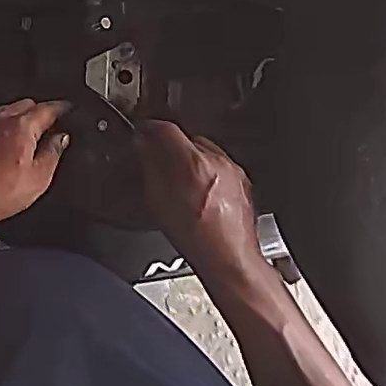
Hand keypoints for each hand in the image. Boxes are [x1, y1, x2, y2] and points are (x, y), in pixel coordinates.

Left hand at [0, 99, 70, 230]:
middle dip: (41, 111)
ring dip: (22, 117)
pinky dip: (4, 125)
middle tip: (51, 126)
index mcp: (22, 126)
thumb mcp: (39, 177)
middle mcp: (1, 120)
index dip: (62, 108)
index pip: (48, 108)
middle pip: (27, 104)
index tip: (69, 109)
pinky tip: (8, 142)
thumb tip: (61, 138)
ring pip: (9, 110)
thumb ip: (54, 152)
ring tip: (30, 136)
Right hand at [137, 121, 265, 279]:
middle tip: (159, 161)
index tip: (143, 132)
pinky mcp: (242, 179)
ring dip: (190, 159)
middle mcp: (216, 161)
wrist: (229, 257)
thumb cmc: (196, 237)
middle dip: (171, 147)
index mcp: (192, 164)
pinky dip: (207, 171)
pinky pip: (219, 164)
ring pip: (204, 150)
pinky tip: (199, 192)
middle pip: (186, 138)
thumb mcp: (158, 201)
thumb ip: (150, 167)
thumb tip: (144, 147)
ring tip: (181, 183)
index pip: (166, 129)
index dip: (150, 128)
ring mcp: (232, 169)